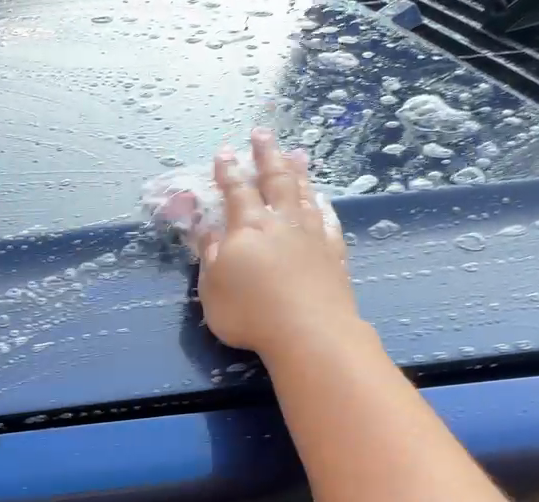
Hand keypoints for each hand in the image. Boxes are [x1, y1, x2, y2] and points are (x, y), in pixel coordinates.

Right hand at [191, 129, 360, 358]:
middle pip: (275, 180)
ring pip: (303, 193)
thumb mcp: (211, 289)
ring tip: (295, 153)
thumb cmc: (247, 314)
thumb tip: (206, 230)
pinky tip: (319, 199)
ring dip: (297, 171)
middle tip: (262, 134)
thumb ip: (210, 256)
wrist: (307, 330)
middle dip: (266, 155)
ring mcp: (311, 234)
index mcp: (246, 230)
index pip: (235, 192)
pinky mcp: (332, 251)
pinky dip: (320, 204)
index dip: (228, 172)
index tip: (223, 152)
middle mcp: (280, 223)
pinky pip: (326, 218)